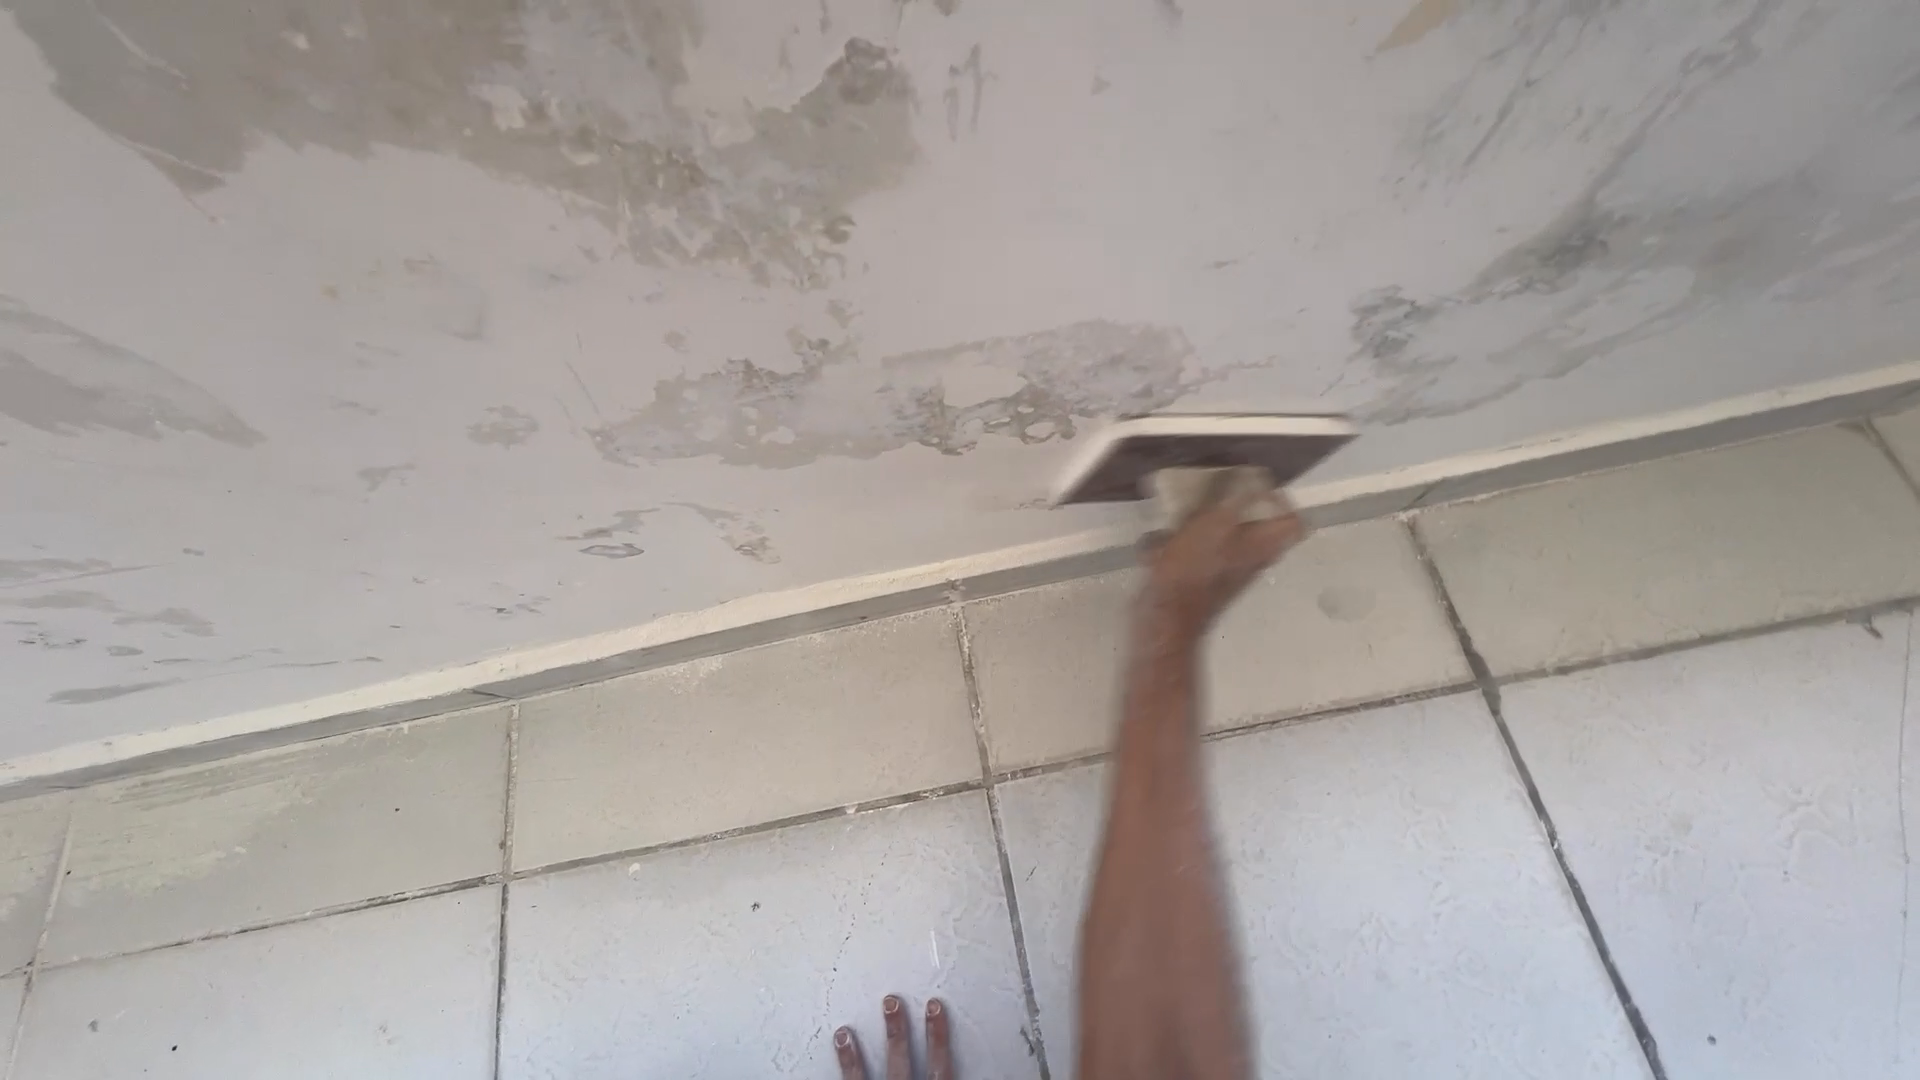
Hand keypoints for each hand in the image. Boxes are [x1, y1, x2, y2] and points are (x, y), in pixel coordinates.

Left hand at [833, 995, 951, 1079]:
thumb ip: (946, 1077)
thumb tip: (960, 1069)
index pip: (939, 1067)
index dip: (938, 1036)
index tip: (934, 1007)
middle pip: (899, 1063)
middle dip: (895, 1031)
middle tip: (890, 1002)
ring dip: (853, 1057)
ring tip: (844, 1033)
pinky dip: (842, 1073)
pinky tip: (835, 1057)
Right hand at [1140, 488, 1306, 639]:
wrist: (1165, 615)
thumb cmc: (1193, 568)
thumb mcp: (1215, 523)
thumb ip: (1236, 498)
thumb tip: (1251, 477)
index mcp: (1262, 546)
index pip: (1293, 523)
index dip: (1280, 501)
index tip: (1254, 487)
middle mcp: (1250, 560)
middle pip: (1256, 527)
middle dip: (1233, 507)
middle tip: (1214, 494)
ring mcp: (1225, 571)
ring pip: (1222, 537)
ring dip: (1200, 522)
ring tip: (1181, 512)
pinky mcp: (1200, 579)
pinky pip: (1194, 553)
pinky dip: (1177, 544)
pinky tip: (1157, 541)